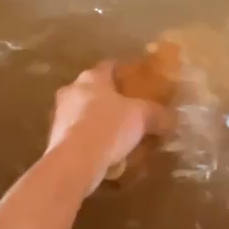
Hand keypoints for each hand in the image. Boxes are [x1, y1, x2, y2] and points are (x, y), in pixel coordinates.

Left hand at [47, 61, 164, 180]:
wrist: (75, 161)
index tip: (138, 81)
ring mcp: (60, 114)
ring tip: (119, 134)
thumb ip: (158, 114)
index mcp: (91, 77)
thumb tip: (172, 118)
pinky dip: (91, 139)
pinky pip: (79, 133)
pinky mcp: (55, 138)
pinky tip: (105, 152)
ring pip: (84, 112)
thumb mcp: (143, 117)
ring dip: (99, 120)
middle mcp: (72, 90)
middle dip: (111, 99)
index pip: (110, 66)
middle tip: (131, 109)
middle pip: (95, 89)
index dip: (125, 72)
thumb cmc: (109, 127)